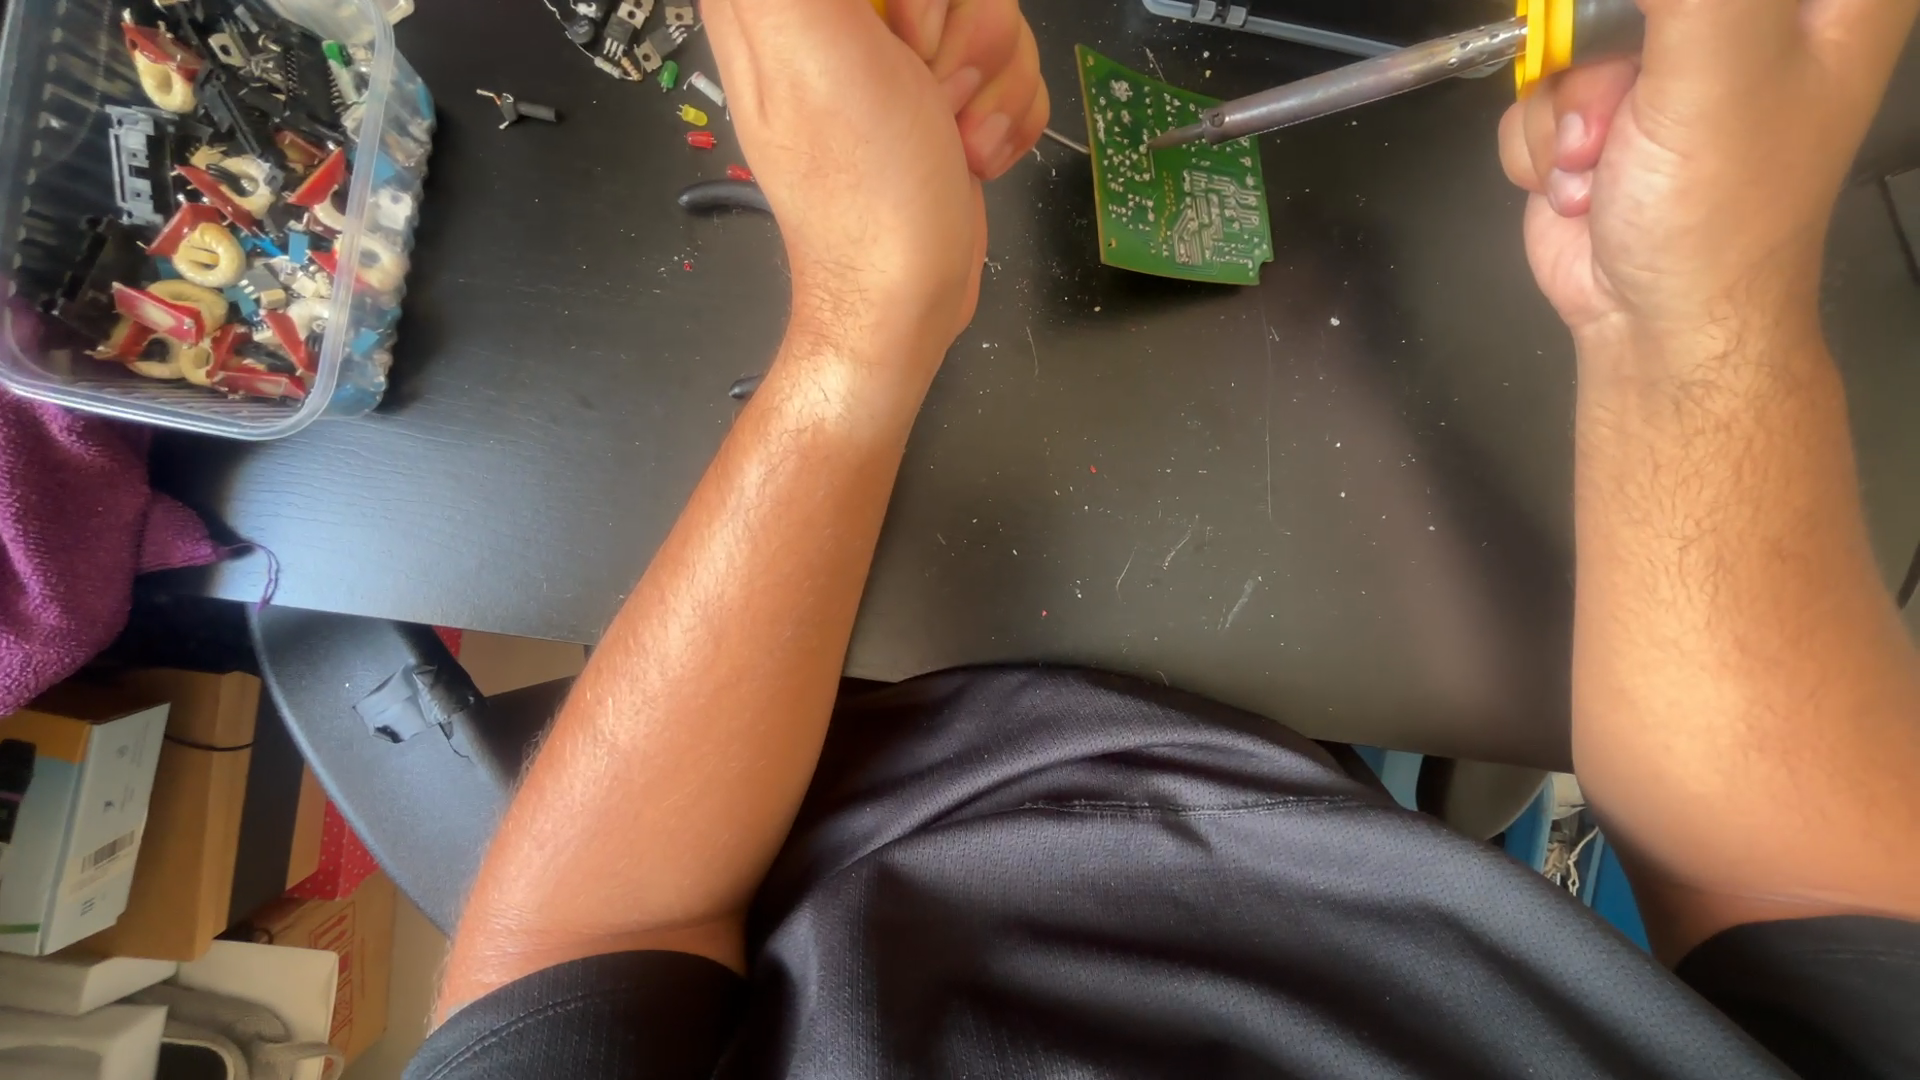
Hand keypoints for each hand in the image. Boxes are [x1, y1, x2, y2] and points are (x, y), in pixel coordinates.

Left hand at [702, 0, 1047, 361]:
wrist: (907, 295)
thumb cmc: (864, 198)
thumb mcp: (816, 48)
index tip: (899, 32)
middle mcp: (841, 15)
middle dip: (958, 27)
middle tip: (921, 89)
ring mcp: (901, 55)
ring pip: (991, 4)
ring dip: (989, 80)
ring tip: (946, 134)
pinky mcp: (946, 92)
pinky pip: (1011, 58)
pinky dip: (1004, 111)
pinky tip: (967, 151)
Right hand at [1498, 0, 1917, 348]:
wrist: (1651, 315)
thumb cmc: (1713, 202)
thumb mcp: (1716, 71)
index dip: (1656, 11)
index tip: (1647, 46)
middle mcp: (1730, 24)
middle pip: (1616, 1)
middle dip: (1595, 55)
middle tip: (1621, 109)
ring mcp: (1647, 79)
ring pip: (1563, 49)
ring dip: (1561, 120)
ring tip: (1600, 166)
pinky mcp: (1584, 126)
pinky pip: (1531, 105)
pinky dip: (1537, 153)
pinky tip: (1576, 187)